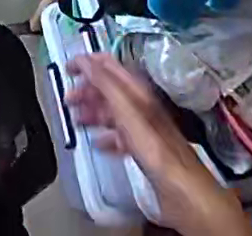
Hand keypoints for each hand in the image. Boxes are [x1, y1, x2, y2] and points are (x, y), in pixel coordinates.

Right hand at [66, 52, 251, 235]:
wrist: (183, 190)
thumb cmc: (158, 151)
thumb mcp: (127, 111)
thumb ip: (106, 84)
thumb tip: (87, 62)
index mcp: (136, 90)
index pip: (108, 64)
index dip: (87, 62)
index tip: (68, 67)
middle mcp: (140, 104)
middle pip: (108, 87)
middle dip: (86, 89)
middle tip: (69, 98)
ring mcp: (142, 126)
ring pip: (112, 110)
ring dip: (93, 111)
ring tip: (78, 119)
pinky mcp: (143, 148)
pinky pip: (119, 134)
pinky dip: (105, 134)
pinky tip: (99, 143)